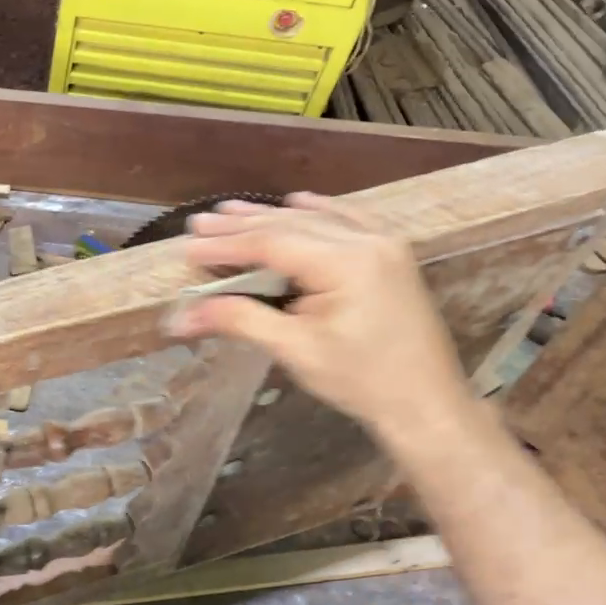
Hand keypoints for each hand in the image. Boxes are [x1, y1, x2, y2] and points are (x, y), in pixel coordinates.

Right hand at [164, 194, 476, 443]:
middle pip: (291, 225)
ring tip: (229, 211)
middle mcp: (367, 242)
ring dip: (270, 216)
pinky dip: (317, 211)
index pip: (271, 243)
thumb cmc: (361, 380)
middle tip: (198, 224)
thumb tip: (179, 318)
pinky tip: (296, 201)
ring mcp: (384, 245)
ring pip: (317, 219)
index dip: (226, 244)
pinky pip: (349, 220)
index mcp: (345, 263)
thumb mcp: (295, 350)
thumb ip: (239, 320)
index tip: (188, 247)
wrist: (426, 402)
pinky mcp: (391, 256)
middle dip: (241, 225)